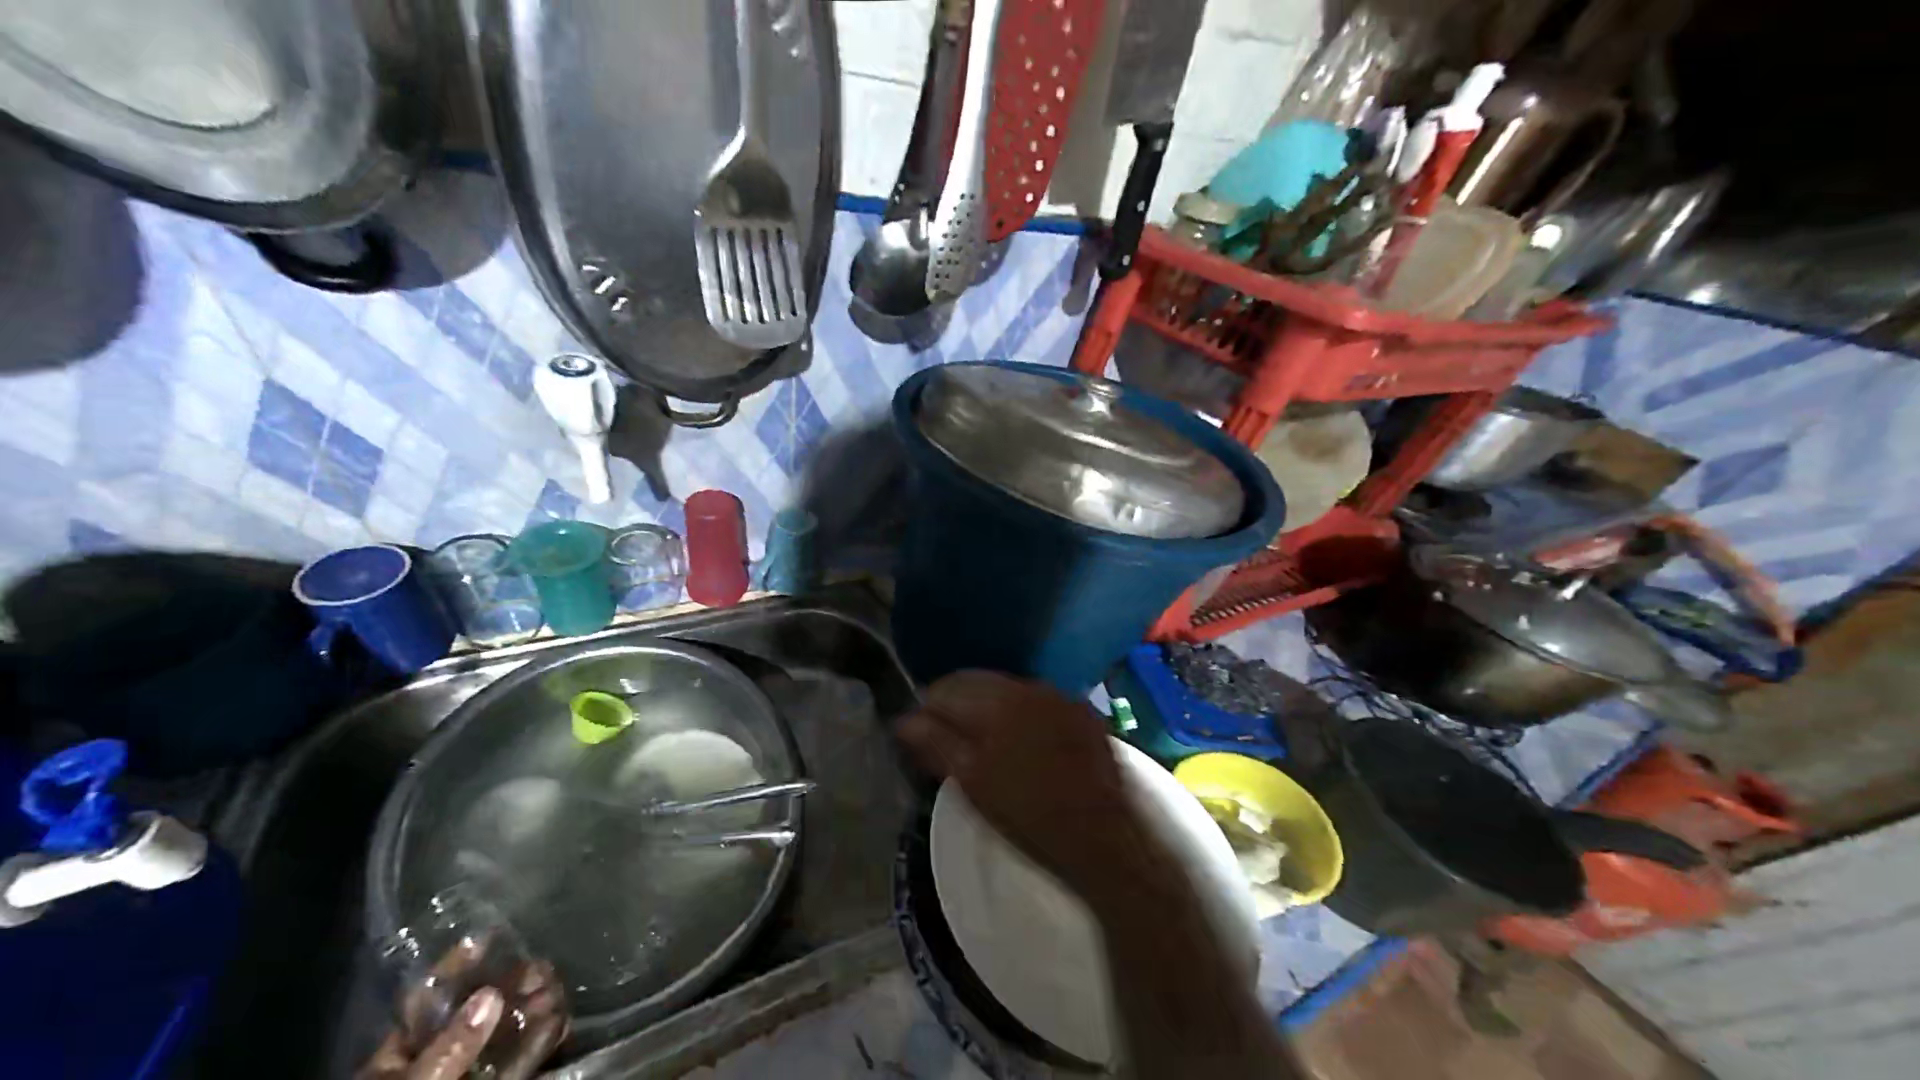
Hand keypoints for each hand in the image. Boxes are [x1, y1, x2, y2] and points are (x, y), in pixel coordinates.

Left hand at [358, 941, 567, 1079]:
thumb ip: (449, 1049)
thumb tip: (490, 995)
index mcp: (393, 1063)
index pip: (424, 1003)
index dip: (453, 969)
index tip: (487, 936)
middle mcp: (429, 1067)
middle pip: (470, 1017)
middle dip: (507, 988)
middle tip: (541, 966)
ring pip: (498, 1040)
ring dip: (528, 1012)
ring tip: (557, 988)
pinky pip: (516, 1068)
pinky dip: (537, 1045)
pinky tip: (559, 1023)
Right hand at [897, 670, 1145, 893]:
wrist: (1105, 838)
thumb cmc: (1029, 817)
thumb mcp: (974, 785)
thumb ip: (936, 745)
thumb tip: (904, 720)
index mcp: (996, 703)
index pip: (946, 687)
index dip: (927, 707)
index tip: (920, 731)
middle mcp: (1028, 687)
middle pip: (977, 681)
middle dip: (956, 702)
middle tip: (946, 735)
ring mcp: (1058, 697)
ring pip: (1007, 688)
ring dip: (988, 705)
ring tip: (982, 739)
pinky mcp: (1081, 711)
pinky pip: (1037, 699)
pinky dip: (1020, 712)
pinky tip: (1020, 740)